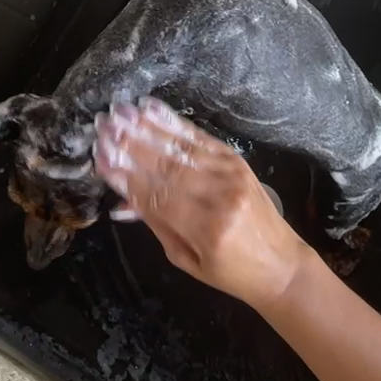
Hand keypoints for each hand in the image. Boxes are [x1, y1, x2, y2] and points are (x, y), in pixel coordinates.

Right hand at [92, 98, 313, 309]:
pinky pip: (198, 136)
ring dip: (146, 127)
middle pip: (165, 166)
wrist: (280, 263)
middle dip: (130, 145)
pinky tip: (150, 108)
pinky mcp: (235, 158)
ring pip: (179, 146)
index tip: (100, 157)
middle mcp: (218, 196)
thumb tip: (122, 197)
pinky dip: (171, 121)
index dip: (126, 176)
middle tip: (102, 126)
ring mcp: (229, 173)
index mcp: (205, 229)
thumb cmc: (229, 271)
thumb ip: (156, 223)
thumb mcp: (185, 259)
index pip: (155, 196)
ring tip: (119, 112)